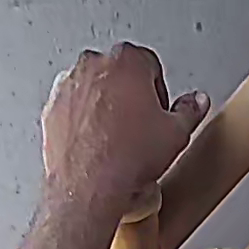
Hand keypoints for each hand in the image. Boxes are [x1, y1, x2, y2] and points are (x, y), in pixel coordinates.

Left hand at [41, 42, 207, 217]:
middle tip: (139, 130)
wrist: (89, 187)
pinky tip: (96, 149)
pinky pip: (72, 111)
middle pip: (119, 75)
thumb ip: (189, 112)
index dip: (158, 94)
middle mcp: (95, 64)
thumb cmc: (126, 159)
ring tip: (117, 143)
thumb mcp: (175, 136)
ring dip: (105, 110)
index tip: (158, 114)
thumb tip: (196, 102)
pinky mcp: (52, 109)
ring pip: (93, 91)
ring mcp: (69, 85)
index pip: (150, 66)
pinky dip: (82, 125)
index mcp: (128, 60)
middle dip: (129, 98)